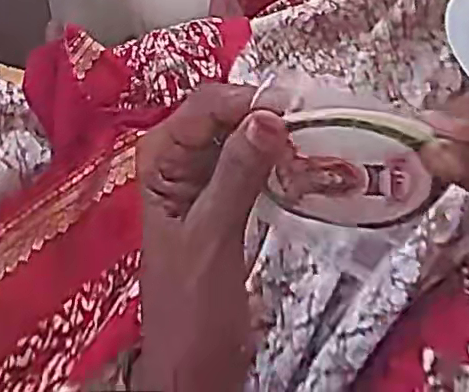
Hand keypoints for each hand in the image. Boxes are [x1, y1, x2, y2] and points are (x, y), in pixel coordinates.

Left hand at [136, 84, 288, 391]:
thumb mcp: (213, 239)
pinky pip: (251, 155)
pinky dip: (274, 154)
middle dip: (262, 115)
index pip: (205, 105)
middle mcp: (177, 152)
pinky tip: (297, 161)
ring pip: (240, 129)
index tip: (291, 113)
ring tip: (307, 144)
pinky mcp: (223, 188)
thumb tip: (267, 117)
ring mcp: (201, 169)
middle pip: (223, 111)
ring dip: (273, 133)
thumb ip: (237, 175)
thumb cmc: (190, 312)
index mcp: (160, 155)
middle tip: (306, 129)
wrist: (193, 369)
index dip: (246, 103)